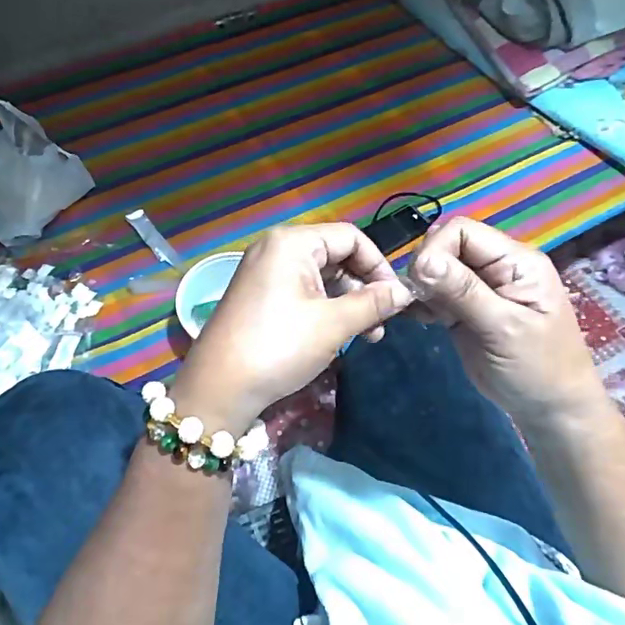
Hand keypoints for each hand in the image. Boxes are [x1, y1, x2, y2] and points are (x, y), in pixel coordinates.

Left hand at [175, 224, 413, 430]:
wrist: (219, 387)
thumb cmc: (279, 347)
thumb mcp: (333, 324)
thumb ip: (373, 303)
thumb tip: (406, 291)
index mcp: (290, 243)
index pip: (350, 237)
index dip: (379, 265)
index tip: (396, 298)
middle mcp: (274, 249)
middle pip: (335, 256)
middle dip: (363, 287)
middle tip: (381, 324)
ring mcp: (263, 273)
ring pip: (320, 277)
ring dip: (347, 303)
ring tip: (367, 336)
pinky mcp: (258, 297)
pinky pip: (301, 292)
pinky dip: (324, 309)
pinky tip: (339, 335)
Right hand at [407, 217, 608, 425]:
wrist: (549, 409)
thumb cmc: (538, 367)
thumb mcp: (503, 328)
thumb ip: (463, 292)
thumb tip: (422, 261)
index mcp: (515, 261)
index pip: (461, 231)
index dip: (435, 250)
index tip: (421, 283)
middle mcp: (495, 268)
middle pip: (444, 247)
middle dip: (424, 269)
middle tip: (419, 302)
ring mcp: (478, 289)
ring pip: (434, 271)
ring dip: (418, 288)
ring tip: (417, 313)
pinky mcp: (463, 311)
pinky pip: (433, 295)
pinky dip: (419, 304)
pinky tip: (414, 319)